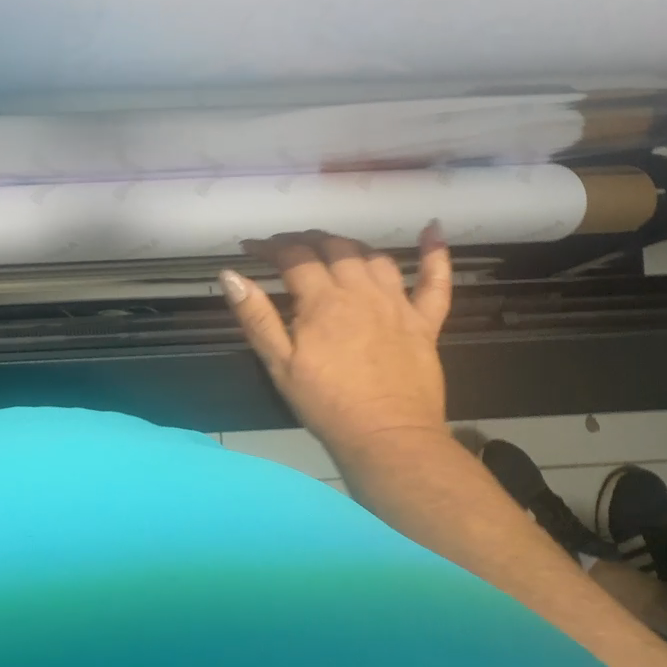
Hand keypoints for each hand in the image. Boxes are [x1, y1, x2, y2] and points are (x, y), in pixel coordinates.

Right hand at [220, 226, 452, 445]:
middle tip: (284, 247)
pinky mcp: (426, 322)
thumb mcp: (278, 363)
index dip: (270, 247)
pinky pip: (436, 282)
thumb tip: (230, 274)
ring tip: (328, 247)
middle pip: (335, 248)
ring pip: (374, 257)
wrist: (387, 436)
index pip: (294, 258)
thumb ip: (255, 316)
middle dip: (305, 240)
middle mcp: (362, 293)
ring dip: (348, 244)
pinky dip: (435, 253)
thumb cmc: (325, 403)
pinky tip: (432, 230)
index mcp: (323, 303)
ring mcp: (398, 305)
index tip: (249, 249)